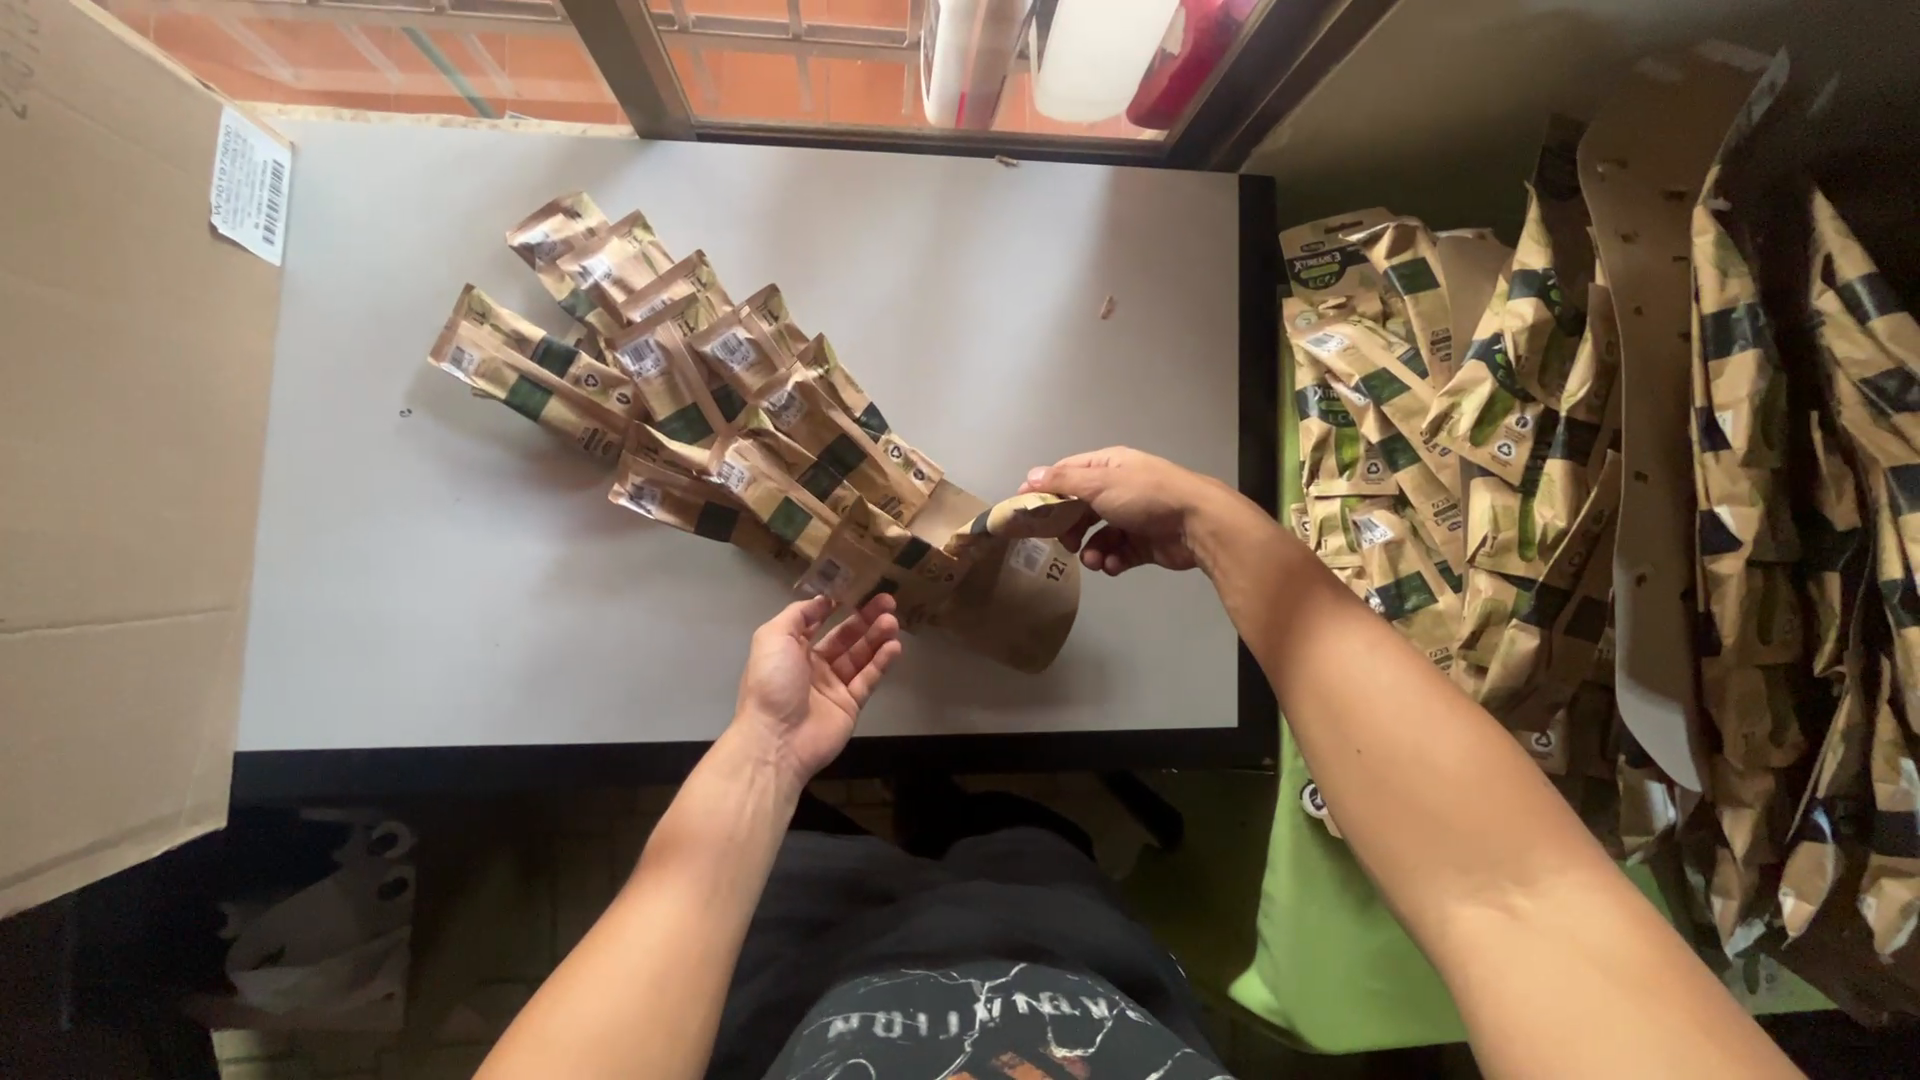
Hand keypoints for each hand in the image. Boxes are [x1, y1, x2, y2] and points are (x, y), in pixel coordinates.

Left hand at [734, 593, 902, 782]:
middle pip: (845, 637)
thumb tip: (822, 600)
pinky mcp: (850, 705)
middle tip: (888, 601)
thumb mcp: (772, 637)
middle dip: (865, 618)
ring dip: (877, 636)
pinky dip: (881, 662)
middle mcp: (813, 666)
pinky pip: (869, 679)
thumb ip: (798, 615)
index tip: (856, 590)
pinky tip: (894, 646)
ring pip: (860, 655)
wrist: (776, 738)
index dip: (836, 606)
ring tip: (893, 621)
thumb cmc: (772, 682)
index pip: (817, 622)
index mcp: (791, 649)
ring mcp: (833, 686)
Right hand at [1018, 446, 1243, 575]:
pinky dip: (1110, 560)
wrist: (1197, 523)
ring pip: (1097, 535)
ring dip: (1090, 549)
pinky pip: (1116, 553)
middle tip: (1064, 543)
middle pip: (1080, 509)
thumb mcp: (1099, 483)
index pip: (1068, 474)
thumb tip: (1029, 476)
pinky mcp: (1143, 544)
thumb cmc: (1146, 496)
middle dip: (1069, 527)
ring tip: (1093, 559)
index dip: (1046, 491)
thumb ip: (1063, 482)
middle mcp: (1119, 489)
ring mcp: (1132, 517)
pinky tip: (1111, 564)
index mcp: (1109, 467)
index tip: (1027, 510)